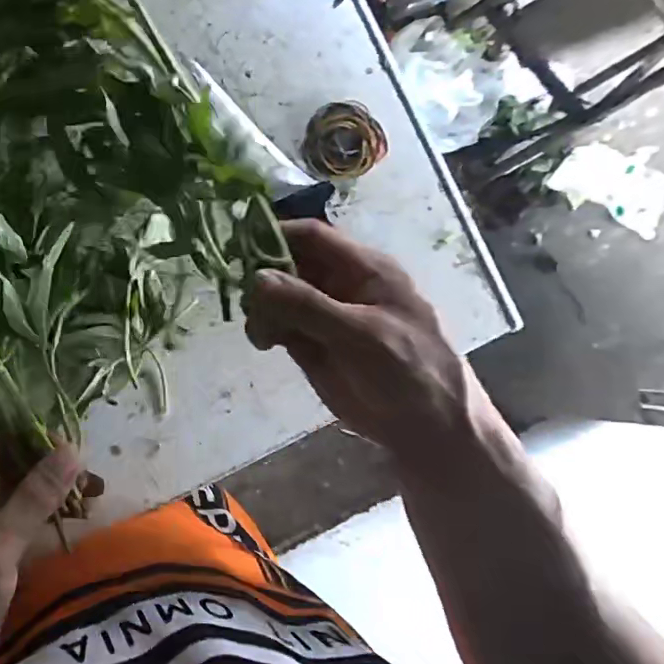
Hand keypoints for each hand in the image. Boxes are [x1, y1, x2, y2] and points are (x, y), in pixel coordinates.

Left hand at [0, 438, 86, 663]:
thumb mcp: (0, 541)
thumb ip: (35, 495)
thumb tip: (71, 448)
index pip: (3, 441)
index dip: (38, 438)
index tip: (75, 448)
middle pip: (20, 465)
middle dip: (56, 466)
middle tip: (93, 479)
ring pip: (29, 492)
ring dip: (60, 491)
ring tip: (95, 496)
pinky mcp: (1, 549)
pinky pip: (31, 519)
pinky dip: (54, 515)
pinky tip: (79, 518)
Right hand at [245, 220, 489, 461]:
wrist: (426, 428)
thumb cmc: (408, 370)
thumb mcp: (360, 334)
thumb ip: (307, 305)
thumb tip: (255, 278)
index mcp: (363, 269)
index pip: (312, 237)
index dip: (275, 236)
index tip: (236, 247)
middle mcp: (339, 286)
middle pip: (288, 265)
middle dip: (261, 276)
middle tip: (242, 298)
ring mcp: (322, 316)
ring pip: (277, 297)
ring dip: (260, 307)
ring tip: (259, 332)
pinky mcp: (310, 345)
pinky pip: (277, 325)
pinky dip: (263, 329)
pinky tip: (263, 343)